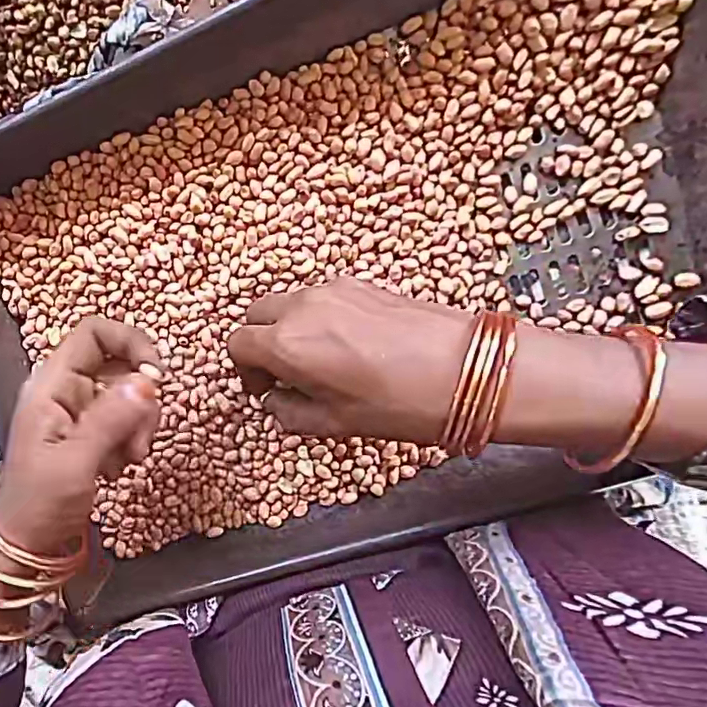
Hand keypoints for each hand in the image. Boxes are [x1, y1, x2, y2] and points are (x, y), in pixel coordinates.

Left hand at [0, 317, 163, 553]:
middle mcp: (68, 389)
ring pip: (130, 393)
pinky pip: (128, 419)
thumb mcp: (75, 462)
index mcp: (52, 384)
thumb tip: (148, 380)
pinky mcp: (93, 431)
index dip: (130, 342)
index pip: (94, 333)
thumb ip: (110, 419)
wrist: (30, 543)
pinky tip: (118, 465)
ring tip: (127, 458)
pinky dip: (133, 439)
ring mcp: (82, 410)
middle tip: (140, 437)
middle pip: (121, 363)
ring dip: (140, 425)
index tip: (156, 375)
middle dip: (141, 398)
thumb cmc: (40, 503)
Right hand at [226, 278, 471, 445]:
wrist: (469, 369)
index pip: (238, 344)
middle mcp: (301, 307)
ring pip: (289, 303)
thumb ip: (288, 412)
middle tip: (282, 373)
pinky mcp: (361, 283)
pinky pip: (320, 298)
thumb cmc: (399, 404)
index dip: (245, 371)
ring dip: (288, 328)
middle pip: (256, 314)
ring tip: (318, 360)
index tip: (265, 389)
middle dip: (260, 343)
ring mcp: (333, 289)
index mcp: (285, 343)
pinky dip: (316, 317)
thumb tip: (275, 401)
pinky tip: (346, 344)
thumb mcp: (333, 423)